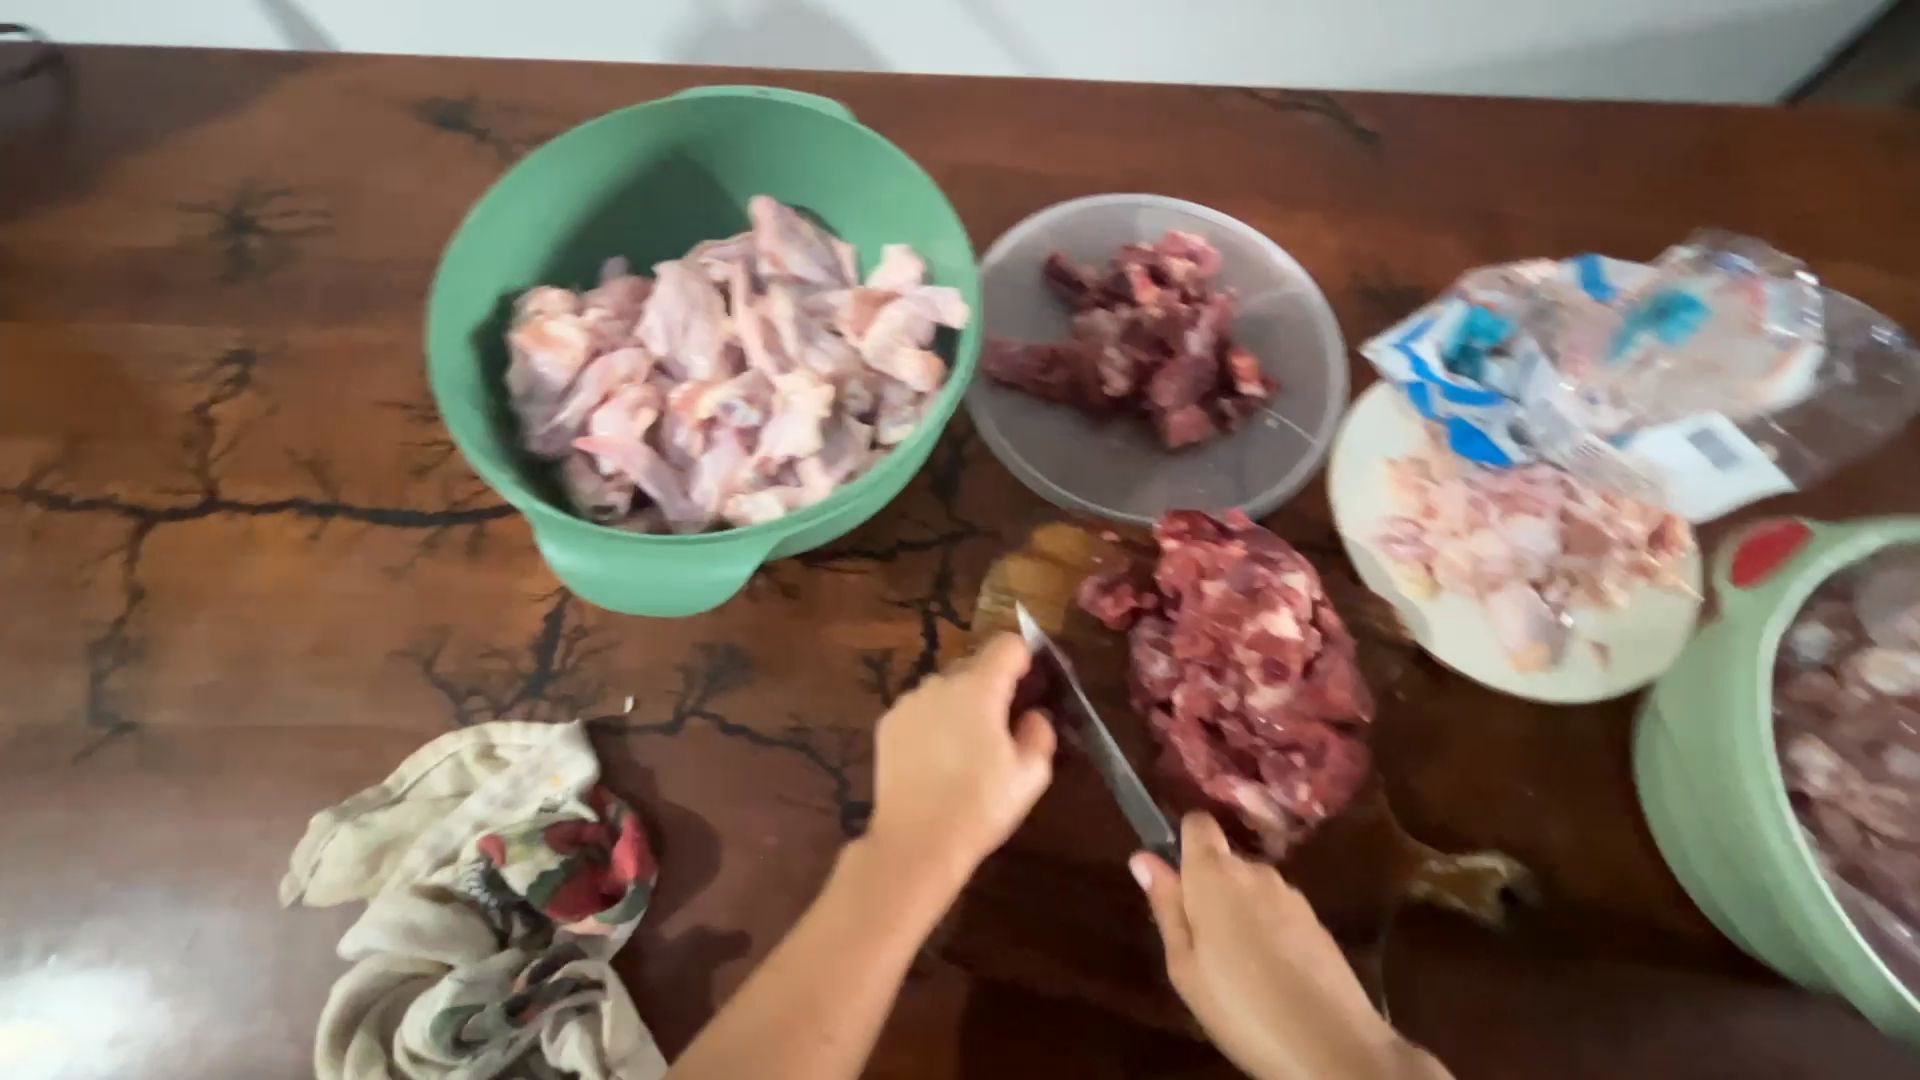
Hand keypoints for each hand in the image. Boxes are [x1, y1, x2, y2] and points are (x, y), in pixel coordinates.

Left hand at [864, 633, 1055, 887]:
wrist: (916, 842)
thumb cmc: (980, 806)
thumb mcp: (1031, 774)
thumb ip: (1040, 731)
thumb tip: (1033, 714)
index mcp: (978, 687)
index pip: (1008, 644)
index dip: (1026, 659)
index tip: (1032, 686)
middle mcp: (939, 683)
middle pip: (975, 664)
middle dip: (993, 684)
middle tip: (1004, 724)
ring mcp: (908, 701)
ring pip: (945, 686)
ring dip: (961, 702)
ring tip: (966, 746)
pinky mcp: (887, 723)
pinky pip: (920, 708)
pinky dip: (933, 720)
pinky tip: (936, 757)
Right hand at [1133, 814, 1445, 1079]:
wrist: (1336, 1051)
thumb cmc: (1242, 1008)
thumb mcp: (1185, 966)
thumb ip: (1166, 906)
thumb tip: (1143, 858)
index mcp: (1215, 874)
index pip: (1198, 823)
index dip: (1184, 840)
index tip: (1175, 876)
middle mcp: (1255, 872)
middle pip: (1224, 860)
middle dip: (1209, 887)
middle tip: (1200, 940)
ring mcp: (1292, 896)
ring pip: (1252, 888)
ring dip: (1240, 911)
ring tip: (1236, 965)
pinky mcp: (1317, 924)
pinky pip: (1278, 912)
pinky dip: (1269, 931)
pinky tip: (1270, 976)